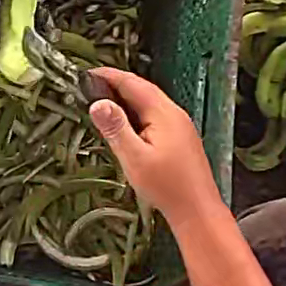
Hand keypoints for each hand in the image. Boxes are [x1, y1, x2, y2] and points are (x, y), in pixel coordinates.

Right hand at [86, 66, 221, 222]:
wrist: (198, 211)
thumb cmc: (167, 187)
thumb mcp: (135, 158)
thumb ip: (116, 128)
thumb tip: (98, 103)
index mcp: (163, 113)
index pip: (132, 83)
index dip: (109, 75)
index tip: (87, 74)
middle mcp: (174, 114)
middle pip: (142, 89)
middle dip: (116, 83)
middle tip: (91, 84)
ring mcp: (179, 125)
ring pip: (149, 101)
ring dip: (126, 97)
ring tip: (103, 99)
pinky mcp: (180, 137)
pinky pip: (155, 114)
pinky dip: (136, 111)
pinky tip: (126, 122)